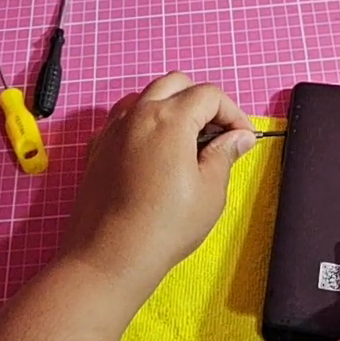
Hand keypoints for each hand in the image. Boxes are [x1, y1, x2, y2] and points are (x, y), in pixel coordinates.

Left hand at [59, 72, 255, 298]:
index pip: (209, 95)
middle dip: (202, 101)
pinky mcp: (98, 148)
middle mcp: (138, 114)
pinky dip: (144, 122)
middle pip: (175, 84)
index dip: (233, 112)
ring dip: (171, 106)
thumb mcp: (210, 191)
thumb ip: (225, 155)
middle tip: (217, 132)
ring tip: (186, 139)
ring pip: (146, 96)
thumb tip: (237, 138)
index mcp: (169, 119)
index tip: (241, 136)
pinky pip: (123, 118)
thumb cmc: (161, 228)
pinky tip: (154, 151)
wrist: (110, 256)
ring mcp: (113, 129)